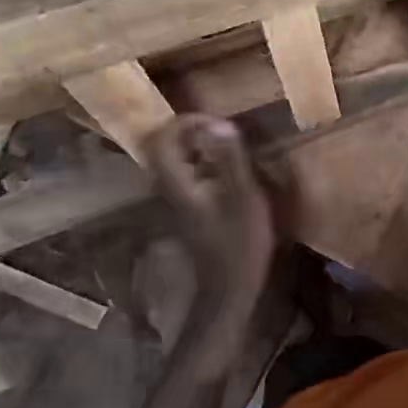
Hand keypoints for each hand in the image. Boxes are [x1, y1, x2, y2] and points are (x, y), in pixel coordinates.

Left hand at [147, 116, 277, 307]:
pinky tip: (230, 169)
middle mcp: (168, 190)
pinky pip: (188, 174)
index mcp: (178, 184)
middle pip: (165, 148)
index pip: (164, 140)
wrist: (228, 289)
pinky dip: (204, 162)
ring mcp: (176, 201)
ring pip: (176, 161)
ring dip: (199, 145)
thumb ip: (231, 160)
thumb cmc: (240, 243)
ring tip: (231, 142)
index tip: (218, 119)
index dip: (187, 121)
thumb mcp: (244, 197)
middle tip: (225, 126)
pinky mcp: (187, 210)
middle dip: (192, 129)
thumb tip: (219, 122)